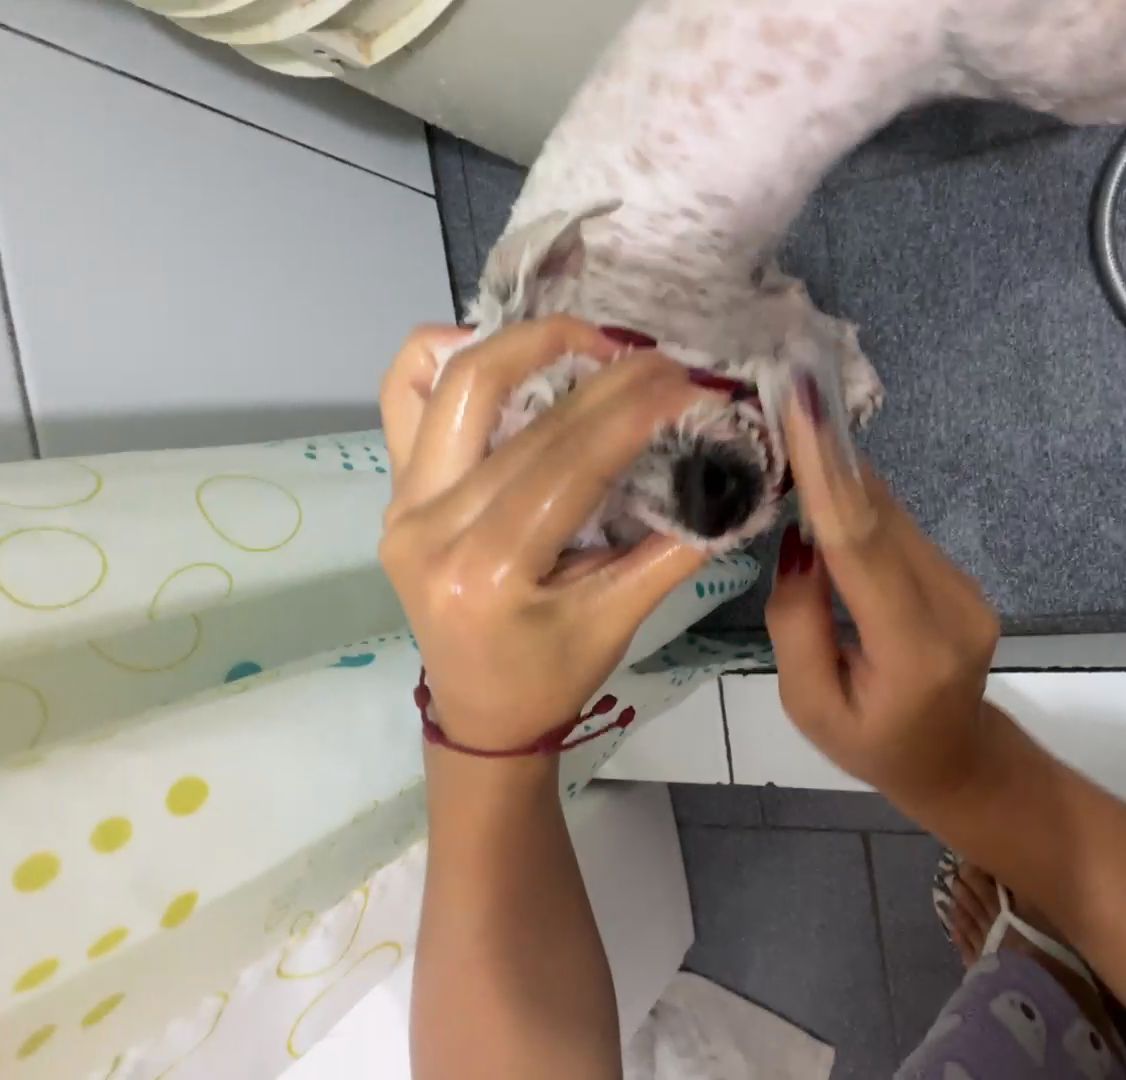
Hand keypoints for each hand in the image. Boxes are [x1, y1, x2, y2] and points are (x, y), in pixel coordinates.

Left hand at [378, 319, 718, 753]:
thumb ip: (675, 548)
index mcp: (488, 571)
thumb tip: (731, 478)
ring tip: (593, 340)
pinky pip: (403, 395)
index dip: (635, 412)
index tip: (692, 383)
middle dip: (603, 374)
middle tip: (661, 361)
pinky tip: (503, 351)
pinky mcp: (394, 490)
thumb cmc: (552, 676)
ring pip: (455, 384)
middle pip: (520, 415)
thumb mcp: (621, 619)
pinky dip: (448, 355)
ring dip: (529, 344)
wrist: (479, 712)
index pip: (570, 464)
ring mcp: (401, 502)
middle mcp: (429, 527)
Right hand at [763, 387, 1001, 803]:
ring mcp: (967, 591)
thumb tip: (800, 542)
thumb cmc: (872, 747)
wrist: (955, 760)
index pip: (861, 548)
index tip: (804, 413)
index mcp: (913, 650)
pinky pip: (903, 532)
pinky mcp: (964, 580)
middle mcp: (953, 608)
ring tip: (797, 434)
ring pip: (893, 518)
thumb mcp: (809, 705)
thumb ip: (797, 621)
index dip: (830, 476)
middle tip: (785, 401)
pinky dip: (862, 507)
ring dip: (844, 478)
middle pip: (880, 519)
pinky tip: (829, 489)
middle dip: (831, 460)